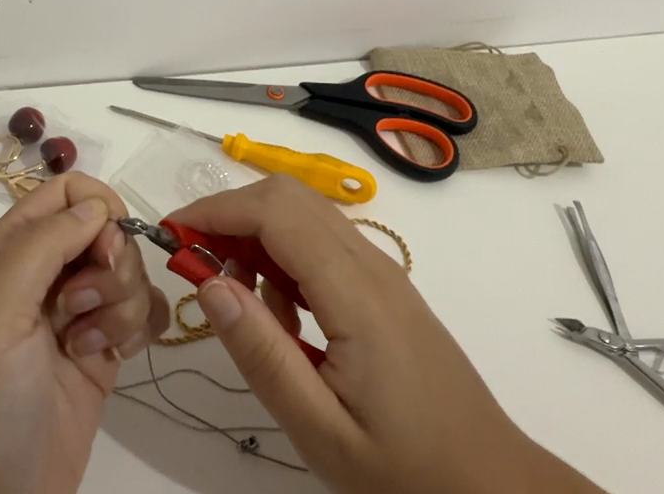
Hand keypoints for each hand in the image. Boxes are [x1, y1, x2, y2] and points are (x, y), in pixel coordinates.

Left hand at [0, 174, 168, 493]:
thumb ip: (46, 243)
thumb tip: (98, 206)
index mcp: (9, 250)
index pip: (64, 193)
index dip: (95, 205)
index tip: (106, 242)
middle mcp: (44, 272)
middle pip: (105, 230)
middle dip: (110, 263)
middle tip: (82, 306)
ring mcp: (76, 311)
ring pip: (128, 271)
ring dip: (121, 302)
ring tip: (85, 344)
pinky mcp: (103, 349)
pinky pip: (143, 311)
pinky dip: (139, 325)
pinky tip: (113, 356)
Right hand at [169, 176, 606, 493]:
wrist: (491, 484)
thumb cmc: (404, 467)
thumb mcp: (319, 427)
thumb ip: (261, 353)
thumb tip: (209, 283)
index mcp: (356, 295)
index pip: (275, 213)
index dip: (217, 210)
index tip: (172, 235)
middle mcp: (372, 266)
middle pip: (289, 197)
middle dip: (230, 213)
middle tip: (195, 263)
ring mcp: (383, 273)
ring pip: (306, 214)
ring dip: (257, 233)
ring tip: (237, 297)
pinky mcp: (386, 287)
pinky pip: (324, 242)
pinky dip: (284, 254)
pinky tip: (280, 313)